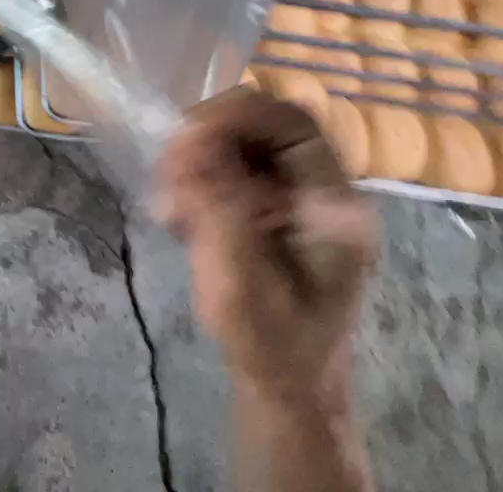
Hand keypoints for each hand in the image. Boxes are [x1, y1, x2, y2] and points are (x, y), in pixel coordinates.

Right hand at [155, 88, 378, 409]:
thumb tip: (193, 145)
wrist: (286, 387)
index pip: (292, 124)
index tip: (183, 140)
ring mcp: (294, 198)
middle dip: (205, 138)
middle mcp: (321, 191)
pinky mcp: (267, 206)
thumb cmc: (271, 344)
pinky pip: (226, 167)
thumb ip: (222, 210)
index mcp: (335, 207)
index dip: (235, 115)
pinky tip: (177, 215)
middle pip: (260, 123)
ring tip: (169, 206)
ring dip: (193, 161)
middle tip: (167, 174)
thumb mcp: (242, 282)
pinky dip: (193, 179)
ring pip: (237, 141)